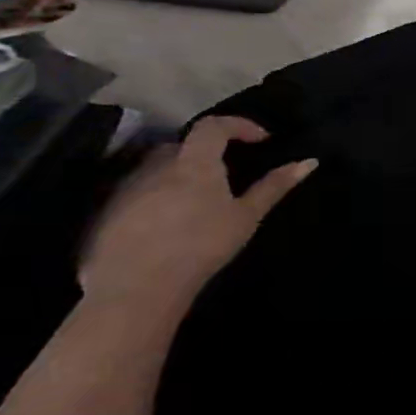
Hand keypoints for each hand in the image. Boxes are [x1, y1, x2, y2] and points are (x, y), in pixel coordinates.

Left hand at [79, 117, 316, 315]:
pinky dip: (155, 197)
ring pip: (156, 169)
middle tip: (226, 173)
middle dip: (206, 152)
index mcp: (194, 163)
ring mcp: (126, 190)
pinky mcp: (105, 214)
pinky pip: (136, 193)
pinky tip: (166, 224)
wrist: (136, 289)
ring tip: (196, 200)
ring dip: (178, 174)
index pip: (213, 126)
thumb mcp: (247, 216)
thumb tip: (310, 161)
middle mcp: (156, 168)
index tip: (260, 140)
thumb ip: (275, 186)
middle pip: (182, 145)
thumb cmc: (202, 246)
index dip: (238, 125)